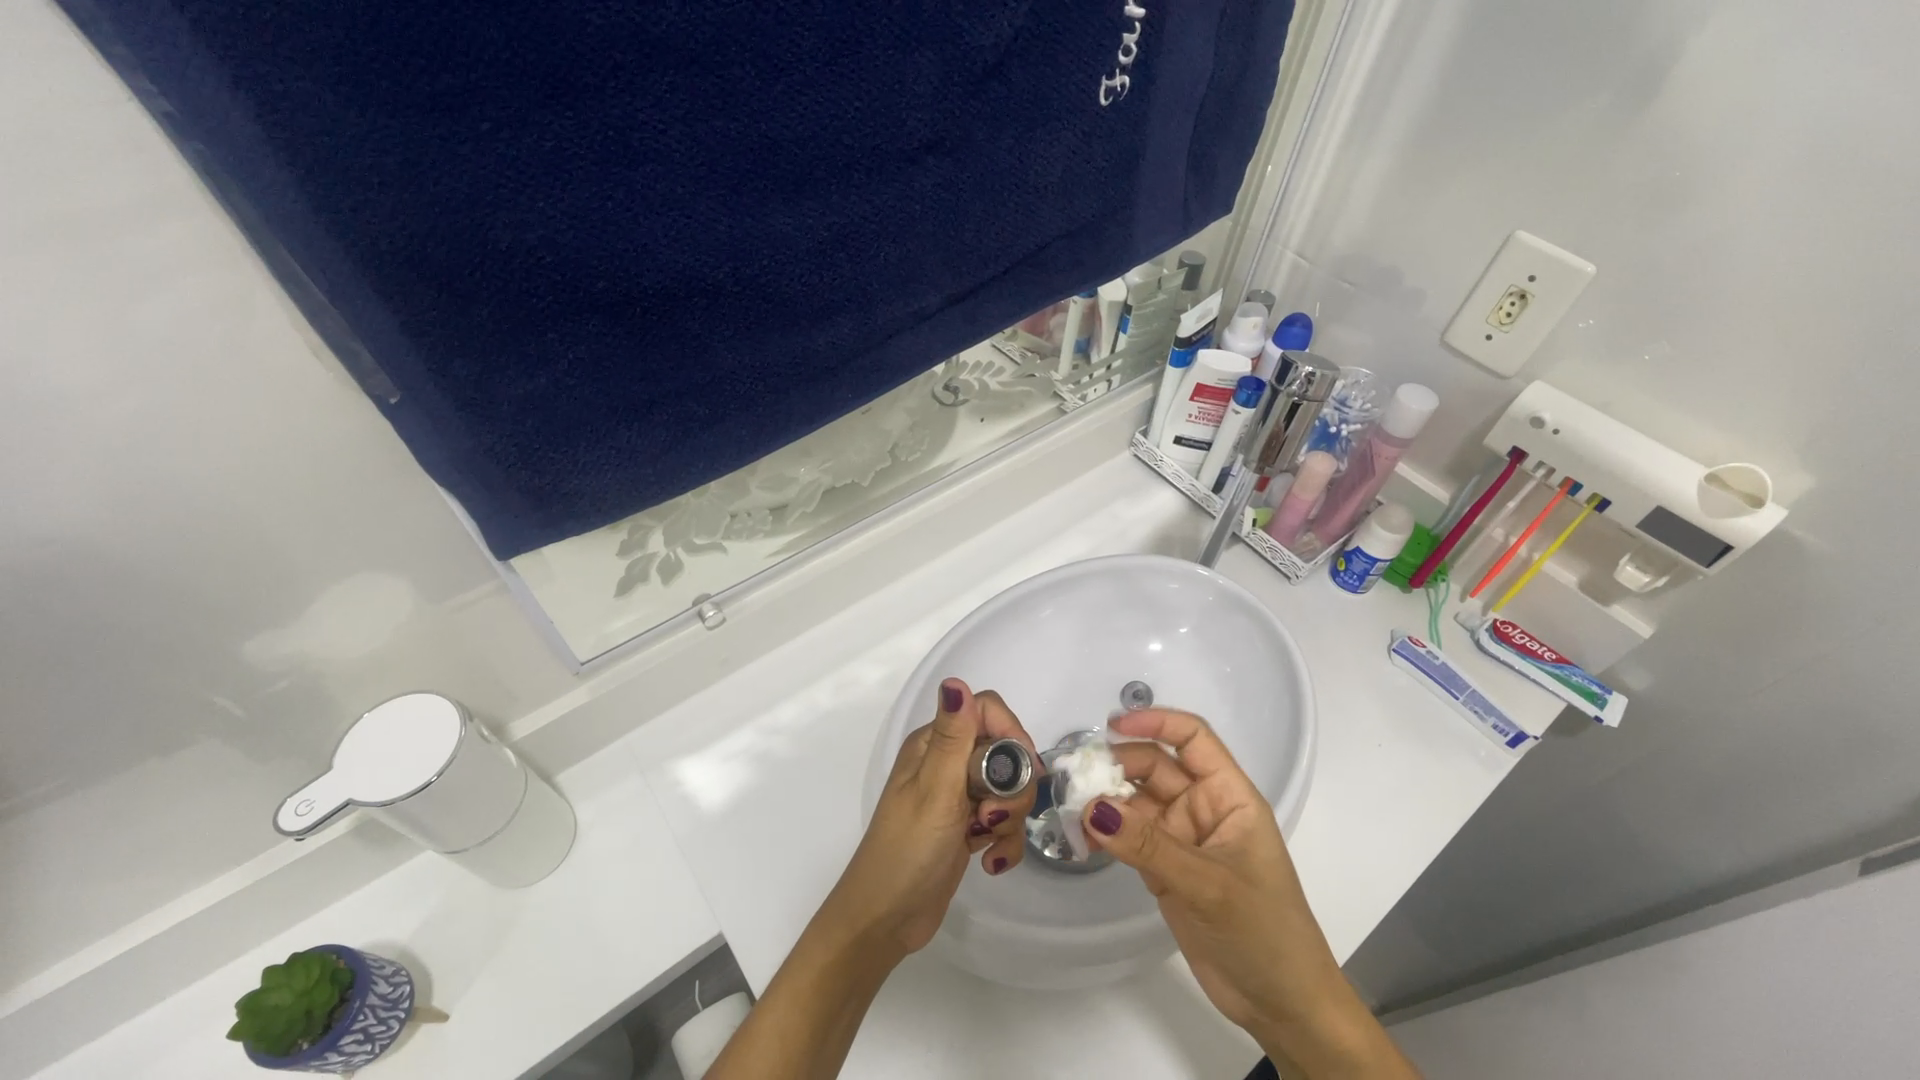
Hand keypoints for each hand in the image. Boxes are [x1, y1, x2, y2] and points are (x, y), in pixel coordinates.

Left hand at [819, 679, 1039, 960]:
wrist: (885, 919)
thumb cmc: (907, 851)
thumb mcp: (934, 791)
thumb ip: (952, 738)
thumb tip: (955, 682)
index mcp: (932, 745)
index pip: (986, 711)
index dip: (1011, 734)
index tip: (1022, 770)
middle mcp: (944, 764)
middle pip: (1004, 752)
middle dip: (1012, 787)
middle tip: (993, 816)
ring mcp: (956, 798)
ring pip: (1008, 790)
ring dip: (1009, 818)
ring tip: (988, 842)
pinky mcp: (965, 829)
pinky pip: (1002, 822)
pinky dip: (1004, 842)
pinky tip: (991, 863)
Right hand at [1081, 709, 1415, 1077]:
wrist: (1281, 1002)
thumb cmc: (1264, 931)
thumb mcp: (1208, 884)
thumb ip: (1148, 845)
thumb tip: (1091, 808)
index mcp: (1230, 797)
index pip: (1193, 739)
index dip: (1156, 722)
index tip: (1111, 725)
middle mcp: (1204, 809)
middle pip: (1156, 767)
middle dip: (1118, 766)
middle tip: (1076, 779)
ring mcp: (1183, 840)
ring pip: (1137, 803)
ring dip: (1106, 802)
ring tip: (1069, 808)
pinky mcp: (1165, 871)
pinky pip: (1130, 839)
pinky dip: (1106, 835)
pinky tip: (1081, 835)